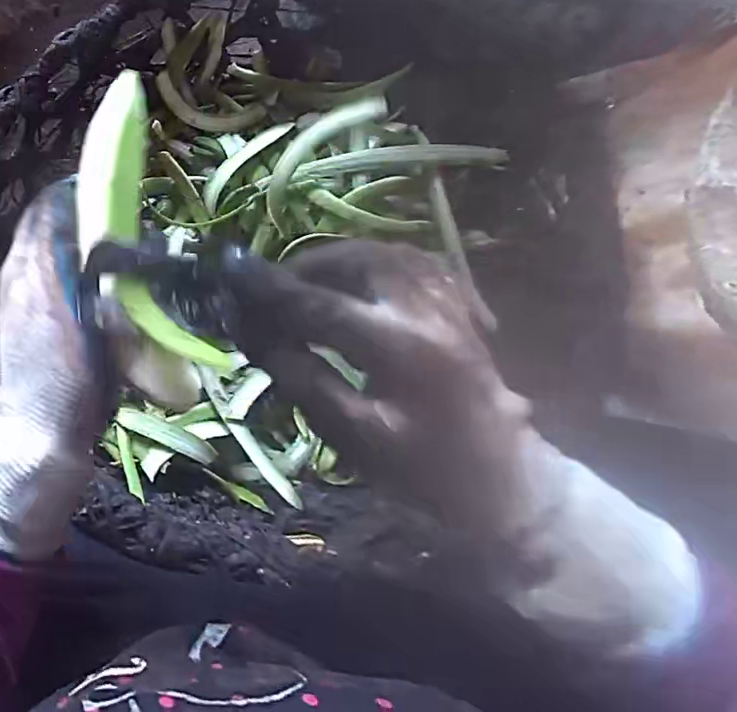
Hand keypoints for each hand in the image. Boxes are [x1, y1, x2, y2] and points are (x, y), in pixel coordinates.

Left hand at [0, 181, 112, 559]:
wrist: (37, 424)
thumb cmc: (75, 380)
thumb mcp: (104, 330)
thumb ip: (110, 284)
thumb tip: (124, 243)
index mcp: (36, 269)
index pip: (48, 207)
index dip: (76, 195)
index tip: (107, 194)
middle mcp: (16, 269)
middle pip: (41, 220)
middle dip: (73, 213)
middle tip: (108, 218)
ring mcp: (8, 286)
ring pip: (34, 240)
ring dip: (62, 234)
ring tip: (96, 243)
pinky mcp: (8, 304)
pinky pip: (30, 262)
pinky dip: (51, 256)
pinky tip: (77, 273)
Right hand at [215, 241, 533, 541]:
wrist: (507, 486)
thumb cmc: (425, 473)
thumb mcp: (350, 434)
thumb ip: (298, 375)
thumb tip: (250, 328)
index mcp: (405, 349)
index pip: (317, 304)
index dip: (266, 288)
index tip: (229, 272)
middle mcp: (430, 311)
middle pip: (351, 261)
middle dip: (301, 269)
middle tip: (269, 291)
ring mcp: (450, 301)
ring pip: (378, 252)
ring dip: (330, 262)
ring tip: (302, 286)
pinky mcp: (457, 303)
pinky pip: (403, 260)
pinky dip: (363, 263)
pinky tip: (346, 281)